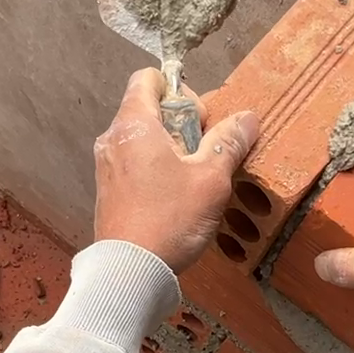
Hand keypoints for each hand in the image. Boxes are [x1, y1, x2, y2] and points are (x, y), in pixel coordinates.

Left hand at [93, 69, 260, 270]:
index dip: (180, 91)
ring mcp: (106, 169)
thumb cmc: (170, 220)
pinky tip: (173, 203)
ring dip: (171, 154)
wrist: (130, 273)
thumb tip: (247, 118)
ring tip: (192, 185)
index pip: (149, 79)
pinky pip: (134, 169)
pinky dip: (155, 175)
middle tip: (204, 157)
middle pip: (149, 111)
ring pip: (143, 143)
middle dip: (181, 127)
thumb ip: (229, 143)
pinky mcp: (107, 195)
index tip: (200, 123)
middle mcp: (112, 139)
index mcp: (134, 123)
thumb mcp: (211, 179)